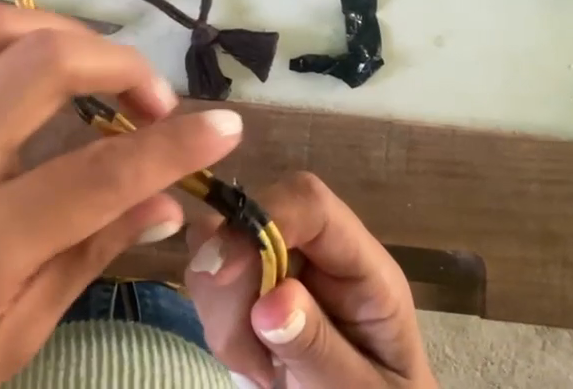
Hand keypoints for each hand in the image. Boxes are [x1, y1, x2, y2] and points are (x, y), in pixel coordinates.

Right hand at [184, 172, 434, 387]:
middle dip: (232, 284)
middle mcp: (318, 252)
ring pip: (219, 245)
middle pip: (252, 220)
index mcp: (362, 266)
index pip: (310, 204)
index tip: (223, 273)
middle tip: (250, 359)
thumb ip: (320, 348)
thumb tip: (272, 299)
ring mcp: (282, 265)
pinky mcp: (252, 285)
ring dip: (222, 310)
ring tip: (257, 369)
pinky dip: (215, 319)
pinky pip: (211, 278)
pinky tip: (248, 361)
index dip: (262, 220)